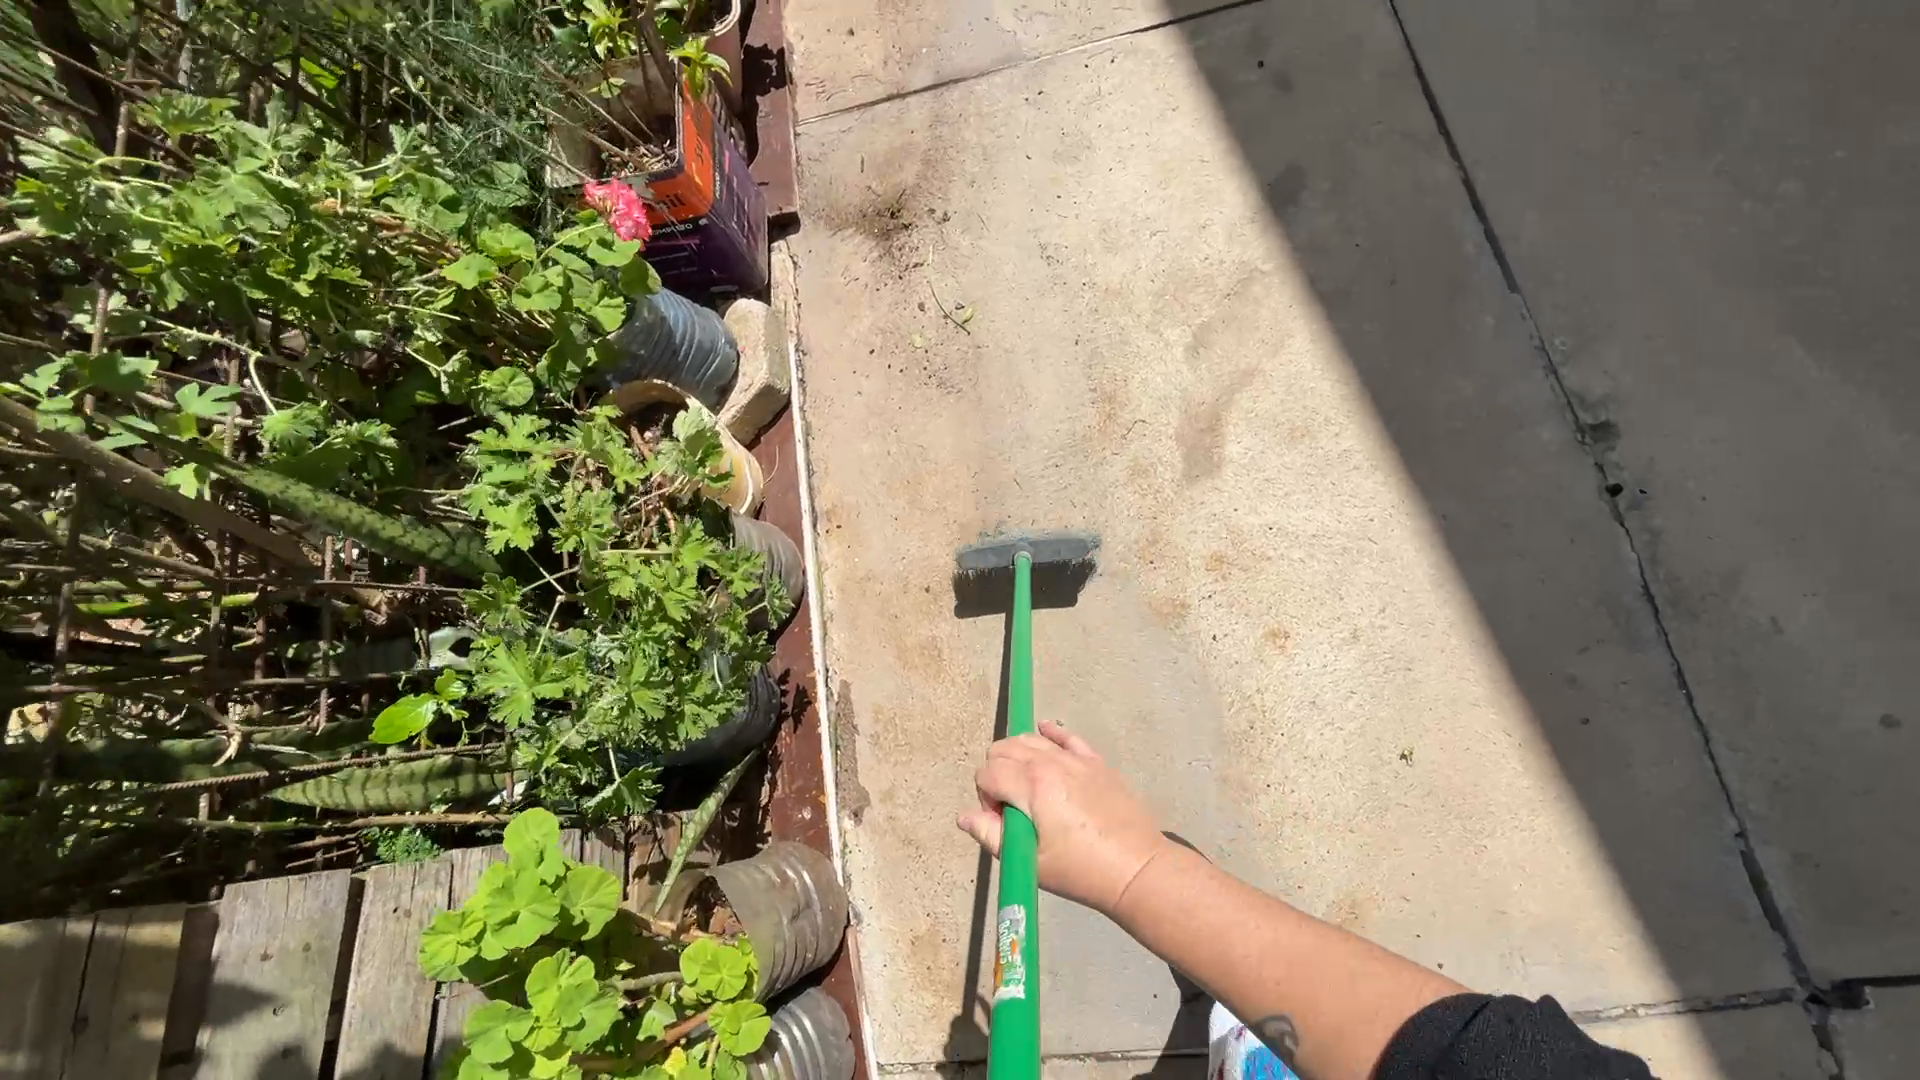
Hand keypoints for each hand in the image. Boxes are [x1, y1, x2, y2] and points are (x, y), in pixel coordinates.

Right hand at [958, 721, 1170, 914]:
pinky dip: (1050, 733)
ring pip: (1029, 737)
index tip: (1003, 822)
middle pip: (1003, 748)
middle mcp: (1049, 762)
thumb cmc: (1079, 870)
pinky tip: (1045, 737)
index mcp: (1030, 785)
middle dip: (997, 774)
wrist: (1135, 868)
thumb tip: (964, 816)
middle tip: (1013, 807)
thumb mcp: (1028, 860)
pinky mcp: (1095, 761)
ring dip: (1018, 756)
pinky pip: (1066, 735)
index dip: (986, 799)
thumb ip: (991, 835)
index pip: (987, 773)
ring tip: (1027, 787)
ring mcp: (1075, 758)